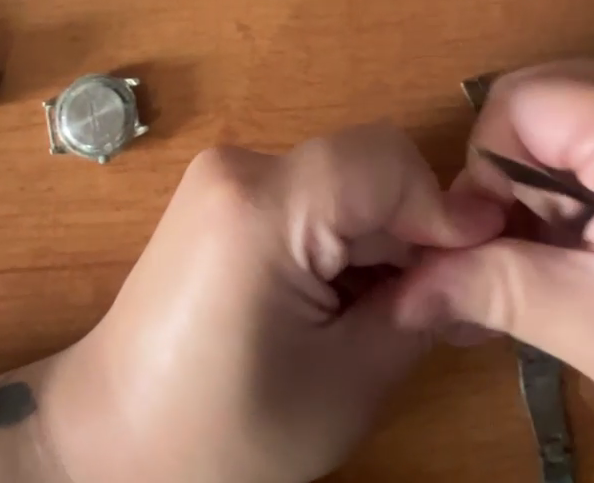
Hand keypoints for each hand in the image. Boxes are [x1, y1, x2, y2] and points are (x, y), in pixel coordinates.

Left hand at [39, 124, 503, 482]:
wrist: (112, 434)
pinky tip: (337, 295)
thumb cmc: (224, 429)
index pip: (386, 159)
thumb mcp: (346, 384)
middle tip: (433, 305)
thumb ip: (422, 312)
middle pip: (366, 167)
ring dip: (378, 236)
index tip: (476, 267)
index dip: (443, 209)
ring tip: (380, 312)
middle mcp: (240, 166)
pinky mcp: (221, 192)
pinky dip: (341, 234)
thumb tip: (481, 266)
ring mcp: (225, 174)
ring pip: (343, 180)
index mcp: (263, 205)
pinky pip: (309, 192)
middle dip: (412, 229)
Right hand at [394, 61, 593, 464]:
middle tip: (547, 255)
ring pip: (554, 107)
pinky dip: (573, 169)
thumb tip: (400, 291)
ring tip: (579, 248)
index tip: (508, 253)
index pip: (512, 107)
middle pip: (530, 99)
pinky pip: (589, 117)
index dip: (488, 179)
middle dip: (514, 177)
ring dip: (542, 176)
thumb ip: (493, 289)